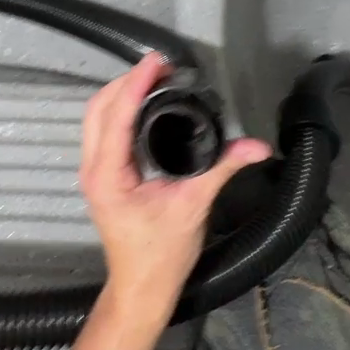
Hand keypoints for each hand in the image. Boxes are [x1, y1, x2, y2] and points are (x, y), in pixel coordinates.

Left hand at [78, 54, 271, 309]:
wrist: (142, 288)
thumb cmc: (161, 254)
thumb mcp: (193, 207)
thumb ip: (221, 169)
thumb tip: (256, 146)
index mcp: (108, 174)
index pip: (116, 114)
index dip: (135, 83)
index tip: (157, 62)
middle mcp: (92, 167)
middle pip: (98, 108)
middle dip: (126, 82)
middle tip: (160, 68)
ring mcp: (92, 171)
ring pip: (96, 117)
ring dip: (120, 93)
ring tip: (153, 79)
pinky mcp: (101, 175)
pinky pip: (102, 131)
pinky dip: (118, 110)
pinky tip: (143, 105)